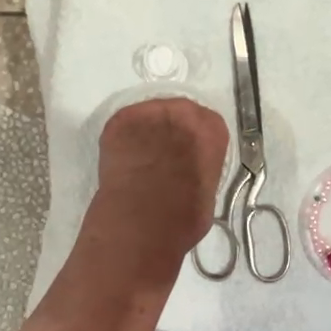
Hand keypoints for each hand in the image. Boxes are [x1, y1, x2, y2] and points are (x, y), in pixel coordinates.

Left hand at [94, 98, 228, 255]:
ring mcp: (147, 113)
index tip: (186, 159)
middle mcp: (182, 111)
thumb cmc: (185, 215)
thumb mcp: (208, 190)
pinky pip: (123, 125)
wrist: (145, 220)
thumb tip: (187, 172)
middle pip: (177, 115)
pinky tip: (122, 160)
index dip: (193, 144)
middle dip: (169, 133)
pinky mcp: (118, 121)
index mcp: (211, 128)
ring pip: (148, 118)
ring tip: (139, 160)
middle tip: (161, 157)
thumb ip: (201, 168)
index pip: (206, 126)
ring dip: (145, 134)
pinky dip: (122, 140)